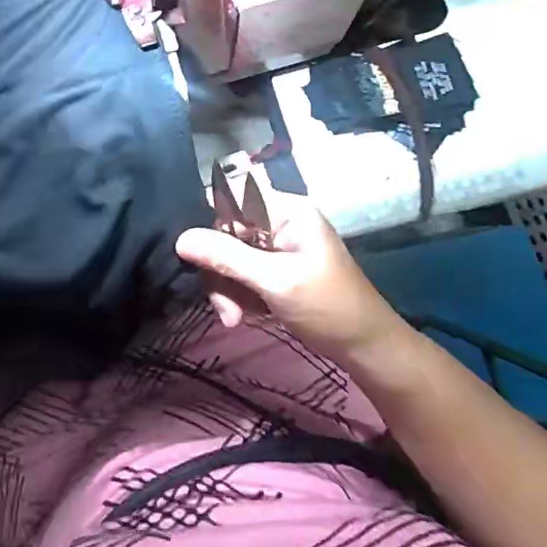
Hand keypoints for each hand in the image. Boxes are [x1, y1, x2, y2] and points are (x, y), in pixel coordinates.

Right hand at [175, 191, 406, 363]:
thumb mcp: (275, 282)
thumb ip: (227, 258)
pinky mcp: (274, 266)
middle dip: (220, 271)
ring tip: (236, 319)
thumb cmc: (328, 308)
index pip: (231, 199)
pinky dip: (239, 294)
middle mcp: (278, 220)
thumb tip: (180, 239)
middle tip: (227, 311)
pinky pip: (240, 271)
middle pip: (225, 232)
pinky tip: (247, 315)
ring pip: (228, 255)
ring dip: (227, 289)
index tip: (201, 260)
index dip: (212, 227)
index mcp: (286, 210)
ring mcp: (276, 244)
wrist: (366, 348)